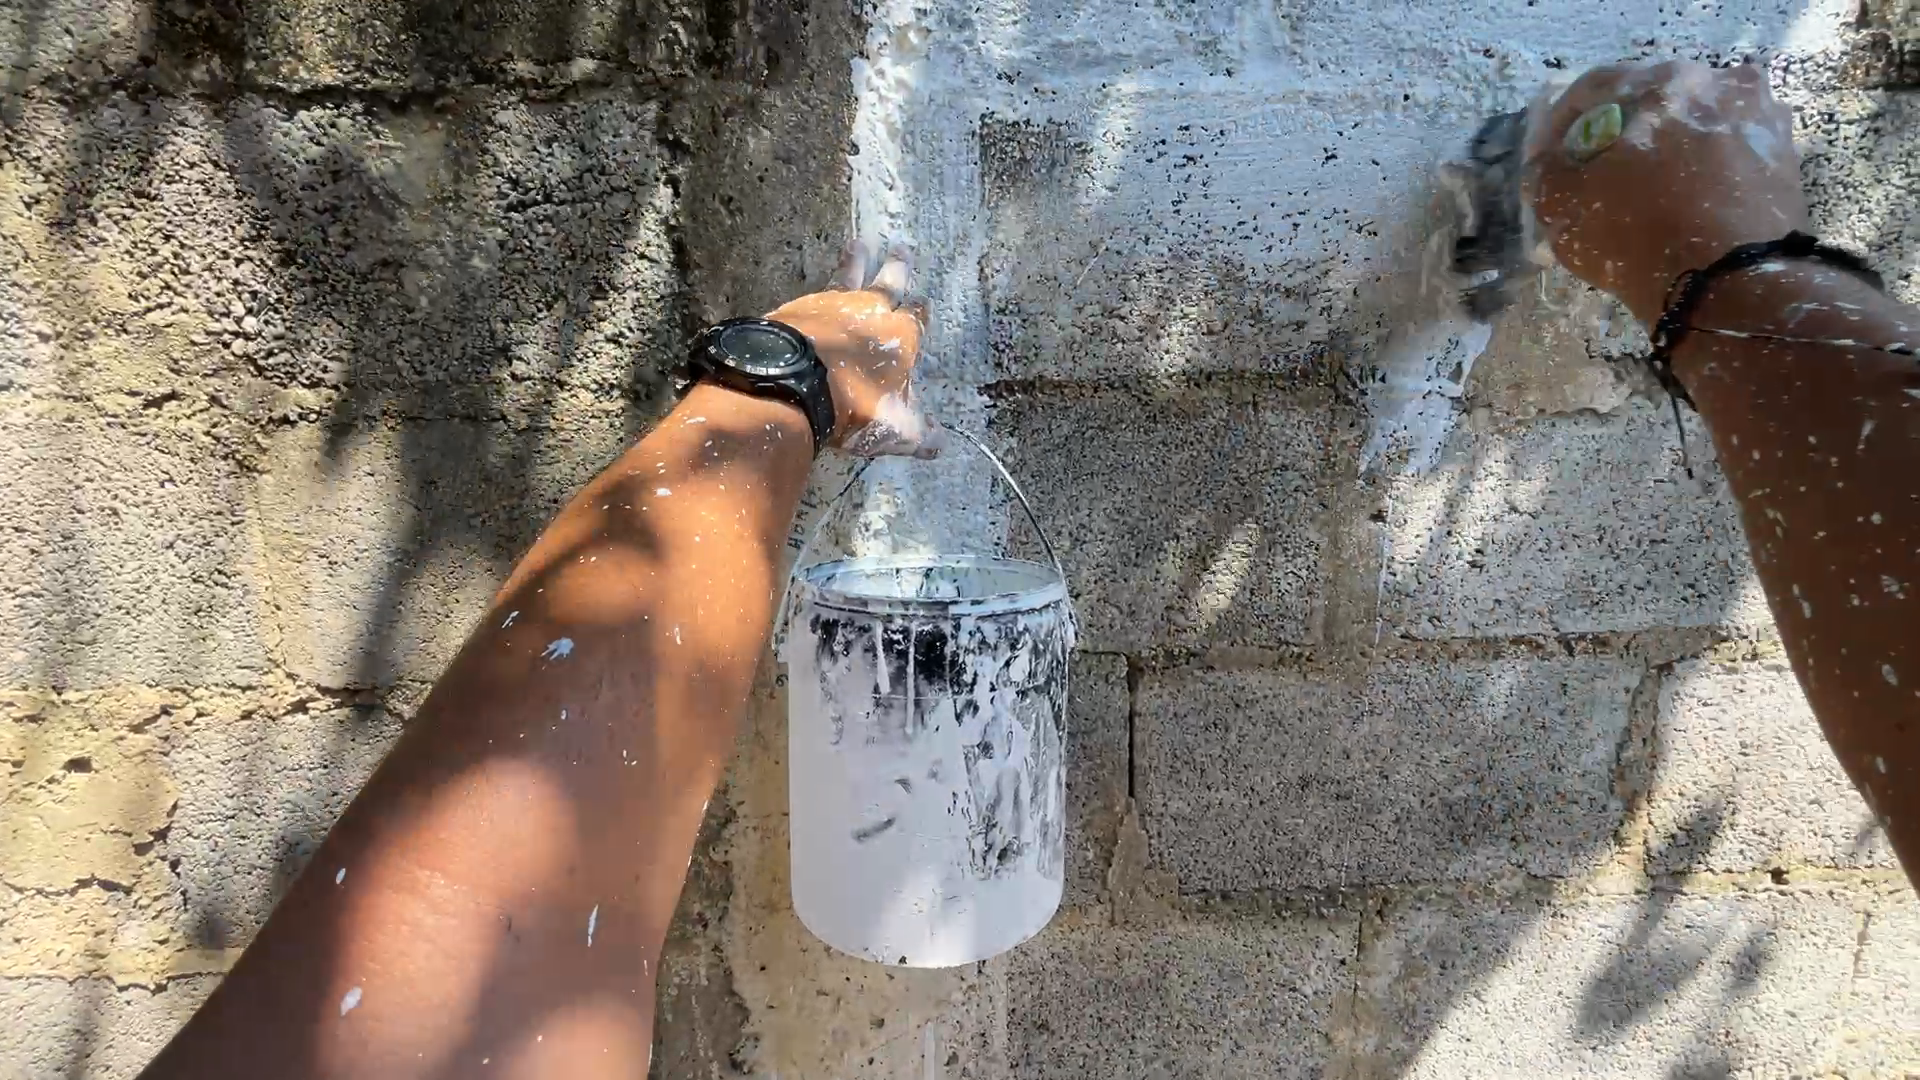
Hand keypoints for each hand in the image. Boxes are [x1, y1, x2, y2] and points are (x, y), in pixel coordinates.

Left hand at [766, 243, 945, 457]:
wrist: (793, 384)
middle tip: (902, 248)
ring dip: (857, 261)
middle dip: (898, 269)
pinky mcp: (800, 308)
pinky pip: (815, 294)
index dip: (921, 313)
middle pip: (889, 284)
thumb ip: (918, 433)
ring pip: (851, 278)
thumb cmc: (854, 407)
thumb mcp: (894, 429)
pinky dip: (820, 290)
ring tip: (859, 242)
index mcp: (901, 337)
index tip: (923, 303)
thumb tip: (939, 444)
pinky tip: (815, 291)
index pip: (917, 319)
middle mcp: (872, 313)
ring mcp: (834, 305)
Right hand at [1523, 60, 1810, 322]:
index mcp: (1663, 85)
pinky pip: (1717, 154)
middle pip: (1646, 106)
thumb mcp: (1558, 206)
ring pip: (1685, 129)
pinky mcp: (1780, 154)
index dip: (1555, 124)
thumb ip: (1544, 172)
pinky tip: (1667, 211)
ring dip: (1652, 157)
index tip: (1542, 160)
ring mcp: (1759, 116)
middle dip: (1610, 141)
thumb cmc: (1630, 232)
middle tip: (1586, 180)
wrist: (1723, 278)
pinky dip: (1687, 175)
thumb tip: (1546, 160)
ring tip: (1628, 201)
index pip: (1593, 88)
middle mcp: (1721, 84)